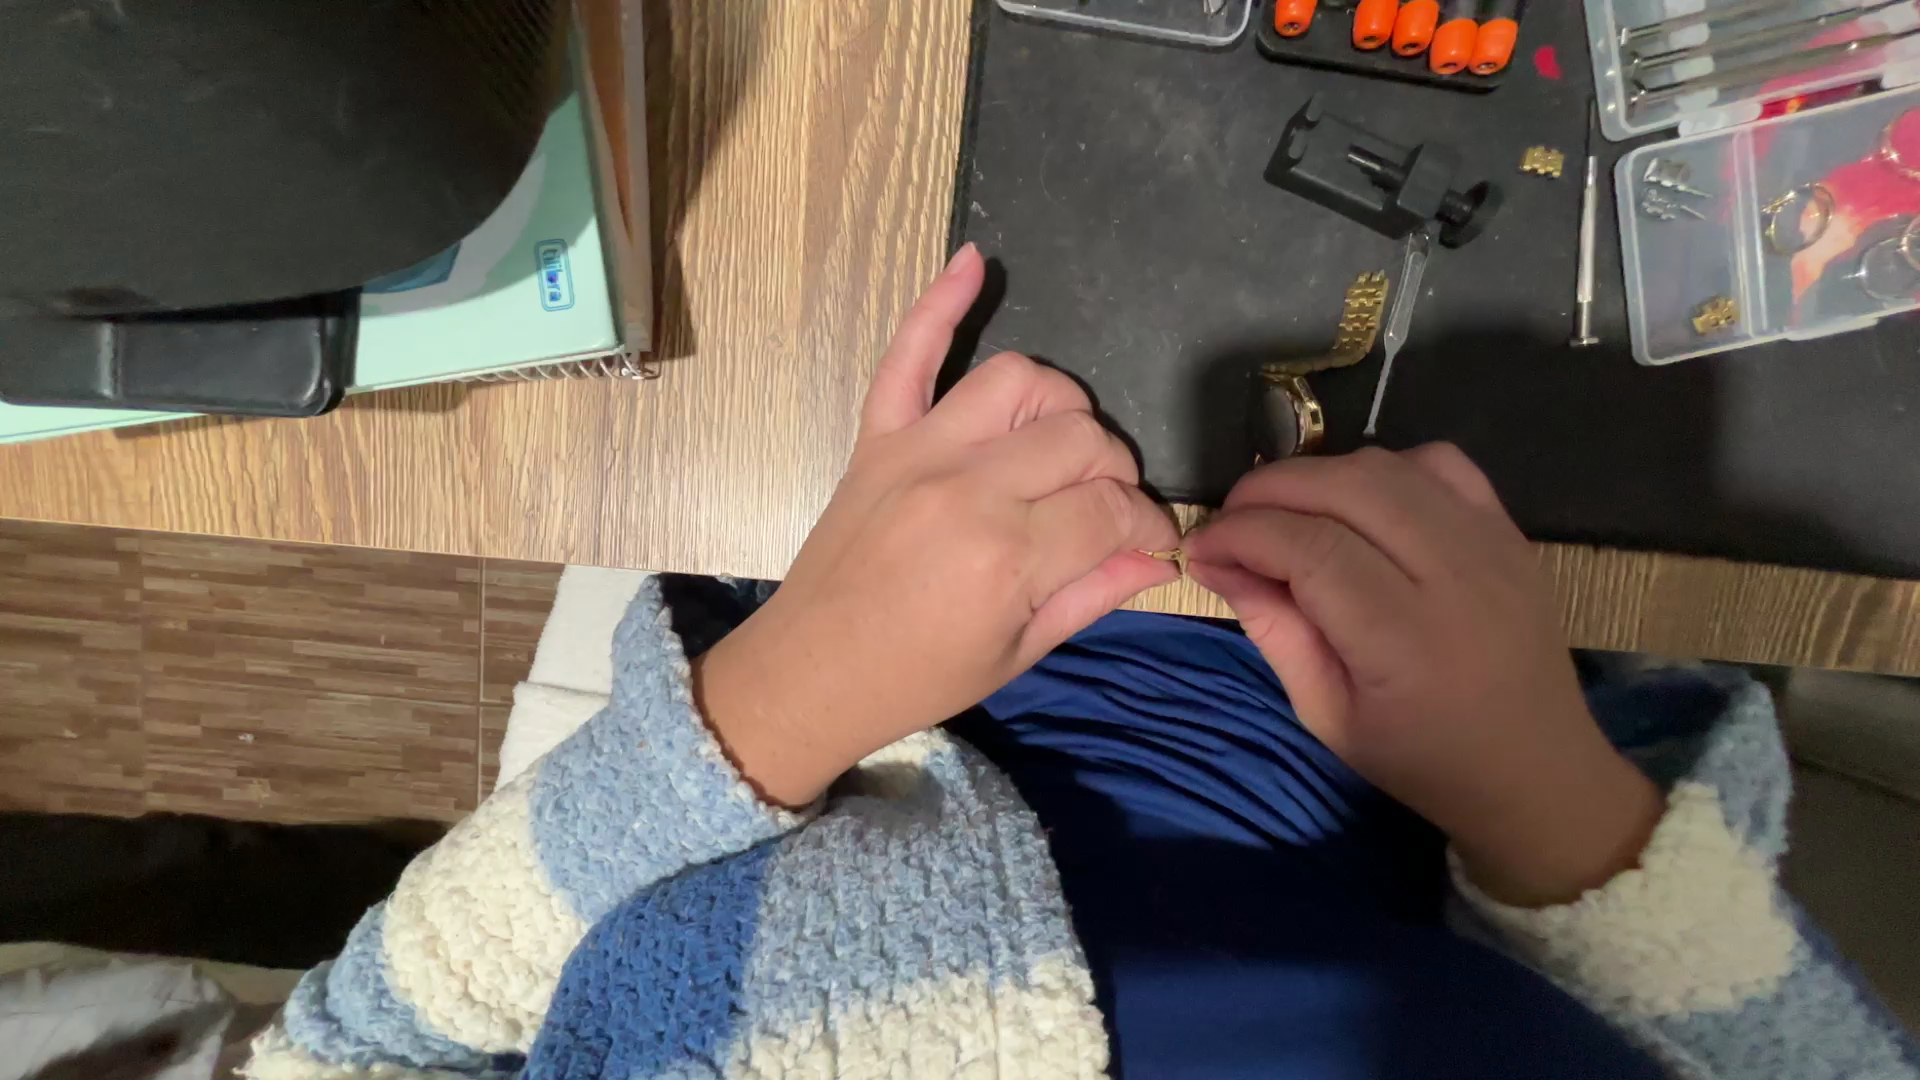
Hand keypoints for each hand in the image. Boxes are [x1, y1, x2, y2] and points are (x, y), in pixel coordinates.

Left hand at [693, 245, 1179, 806]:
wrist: (810, 672)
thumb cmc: (917, 678)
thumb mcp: (1018, 655)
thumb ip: (1094, 595)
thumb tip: (1162, 555)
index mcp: (1007, 558)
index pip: (1114, 509)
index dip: (1151, 525)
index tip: (1154, 542)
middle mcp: (967, 488)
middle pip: (1080, 438)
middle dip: (1116, 473)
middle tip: (1108, 508)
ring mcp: (916, 451)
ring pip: (1019, 381)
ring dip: (1062, 405)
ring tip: (1063, 446)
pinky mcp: (876, 437)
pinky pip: (907, 354)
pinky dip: (939, 304)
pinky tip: (974, 262)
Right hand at [1183, 445, 1662, 906]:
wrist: (1535, 770)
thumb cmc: (1417, 756)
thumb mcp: (1322, 710)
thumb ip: (1268, 626)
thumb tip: (1211, 560)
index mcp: (1406, 641)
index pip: (1308, 548)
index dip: (1240, 534)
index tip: (1199, 547)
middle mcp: (1457, 577)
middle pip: (1345, 487)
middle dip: (1266, 491)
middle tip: (1228, 522)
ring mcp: (1492, 544)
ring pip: (1384, 466)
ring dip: (1314, 476)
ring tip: (1279, 513)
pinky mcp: (1508, 530)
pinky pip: (1435, 463)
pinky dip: (1378, 470)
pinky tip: (1354, 506)